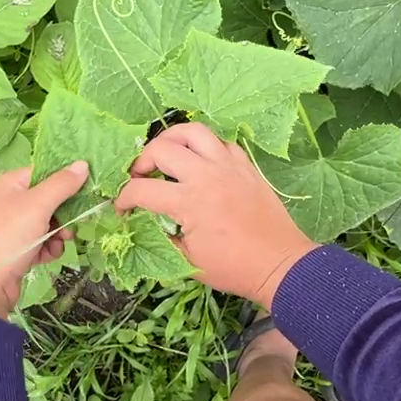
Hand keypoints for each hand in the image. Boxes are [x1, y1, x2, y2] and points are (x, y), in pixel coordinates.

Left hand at [0, 162, 88, 318]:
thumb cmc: (7, 237)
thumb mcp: (37, 206)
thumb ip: (62, 184)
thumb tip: (83, 164)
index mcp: (10, 184)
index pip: (45, 172)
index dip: (66, 180)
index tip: (88, 189)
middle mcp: (9, 201)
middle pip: (48, 199)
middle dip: (64, 214)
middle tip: (75, 224)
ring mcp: (10, 227)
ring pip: (46, 223)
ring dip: (58, 234)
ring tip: (58, 244)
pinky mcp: (14, 249)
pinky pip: (39, 242)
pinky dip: (46, 249)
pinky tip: (46, 257)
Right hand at [115, 123, 315, 308]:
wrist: (279, 264)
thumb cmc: (233, 268)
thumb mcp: (187, 262)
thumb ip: (161, 238)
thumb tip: (143, 224)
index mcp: (189, 202)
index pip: (142, 190)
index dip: (123, 199)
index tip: (121, 209)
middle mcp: (207, 176)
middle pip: (161, 149)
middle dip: (141, 162)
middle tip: (139, 177)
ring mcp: (229, 166)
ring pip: (192, 132)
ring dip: (171, 139)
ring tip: (164, 154)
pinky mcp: (245, 166)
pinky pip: (220, 142)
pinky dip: (203, 146)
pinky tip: (199, 161)